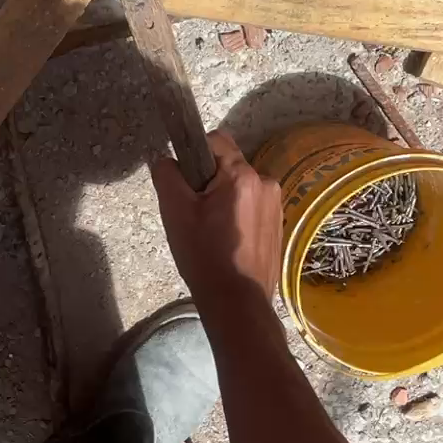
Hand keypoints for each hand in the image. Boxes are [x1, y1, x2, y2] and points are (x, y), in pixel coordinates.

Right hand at [149, 131, 282, 304]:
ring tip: (208, 231)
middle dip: (206, 182)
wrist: (237, 303)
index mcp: (242, 175)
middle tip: (192, 213)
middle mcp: (266, 183)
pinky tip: (224, 241)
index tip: (183, 182)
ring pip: (237, 188)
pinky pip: (249, 206)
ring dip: (221, 200)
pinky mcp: (277, 225)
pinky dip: (234, 216)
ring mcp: (275, 205)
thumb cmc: (205, 254)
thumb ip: (166, 175)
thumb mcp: (175, 212)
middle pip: (226, 166)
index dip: (193, 154)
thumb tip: (165, 160)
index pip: (215, 140)